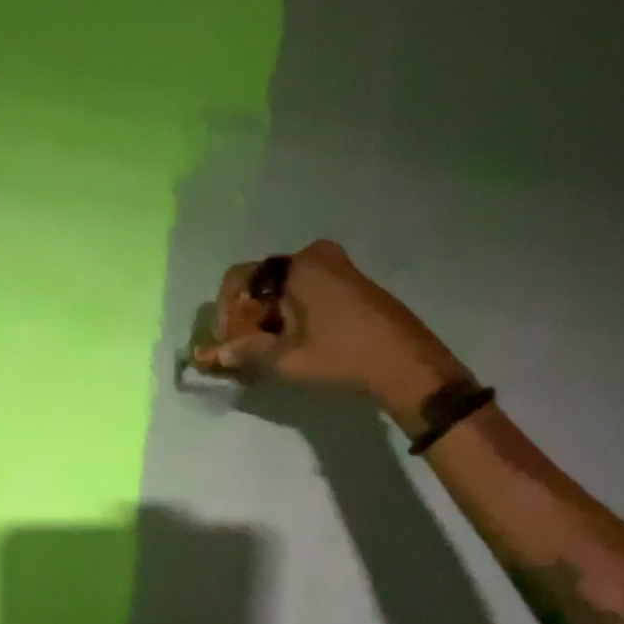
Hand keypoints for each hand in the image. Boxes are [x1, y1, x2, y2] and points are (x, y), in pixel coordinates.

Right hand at [191, 241, 468, 419]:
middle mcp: (316, 256)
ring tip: (264, 352)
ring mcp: (338, 267)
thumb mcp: (288, 359)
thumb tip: (213, 354)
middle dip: (246, 317)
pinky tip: (290, 343)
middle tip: (241, 350)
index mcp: (298, 265)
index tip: (223, 343)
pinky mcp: (352, 283)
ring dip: (268, 318)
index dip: (225, 311)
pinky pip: (307, 291)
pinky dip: (291, 314)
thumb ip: (246, 350)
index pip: (240, 277)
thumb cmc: (344, 358)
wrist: (409, 368)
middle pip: (263, 283)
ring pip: (284, 289)